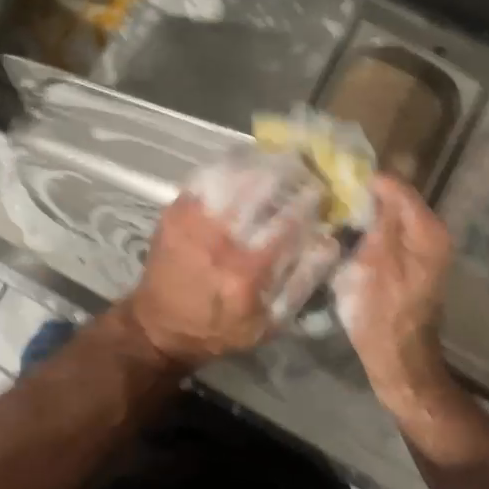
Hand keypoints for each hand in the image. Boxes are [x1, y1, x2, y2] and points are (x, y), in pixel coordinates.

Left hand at [120, 166, 327, 368]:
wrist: (160, 326)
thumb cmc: (221, 328)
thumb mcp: (270, 322)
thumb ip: (302, 282)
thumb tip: (328, 241)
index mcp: (248, 271)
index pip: (289, 220)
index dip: (311, 200)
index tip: (323, 191)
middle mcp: (220, 240)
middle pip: (262, 188)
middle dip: (290, 172)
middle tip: (304, 168)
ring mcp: (194, 220)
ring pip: (235, 174)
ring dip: (262, 163)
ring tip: (279, 160)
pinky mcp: (176, 209)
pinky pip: (208, 175)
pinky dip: (232, 165)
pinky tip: (247, 164)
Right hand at [335, 175, 457, 419]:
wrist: (398, 363)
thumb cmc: (383, 316)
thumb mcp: (374, 264)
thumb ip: (377, 219)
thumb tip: (371, 181)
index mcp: (427, 230)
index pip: (394, 185)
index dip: (362, 180)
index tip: (329, 179)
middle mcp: (431, 233)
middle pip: (392, 198)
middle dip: (360, 194)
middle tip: (323, 192)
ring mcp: (421, 248)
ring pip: (387, 215)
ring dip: (360, 212)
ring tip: (327, 209)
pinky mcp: (409, 261)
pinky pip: (386, 232)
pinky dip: (366, 229)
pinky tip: (341, 233)